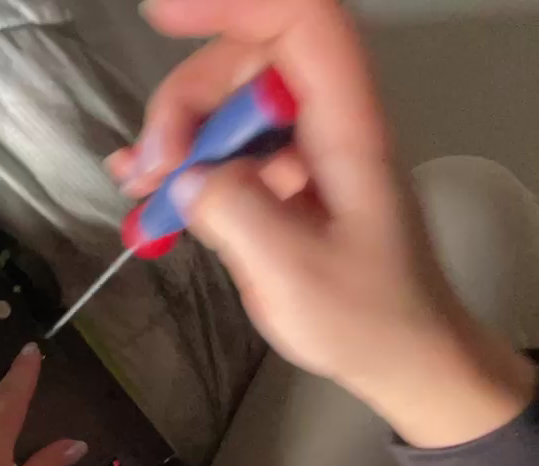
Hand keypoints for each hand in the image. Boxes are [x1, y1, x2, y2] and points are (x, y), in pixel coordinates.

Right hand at [108, 0, 537, 447]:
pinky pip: (230, 160)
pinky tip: (151, 198)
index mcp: (346, 128)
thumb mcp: (293, 272)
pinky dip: (187, 172)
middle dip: (185, 102)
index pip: (298, 22)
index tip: (159, 16)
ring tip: (137, 189)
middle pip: (250, 63)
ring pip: (232, 114)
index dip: (231, 4)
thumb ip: (236, 213)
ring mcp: (305, 159)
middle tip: (147, 168)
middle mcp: (326, 127)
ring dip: (178, 140)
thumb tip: (186, 176)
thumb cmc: (362, 319)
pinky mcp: (287, 192)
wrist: (400, 357)